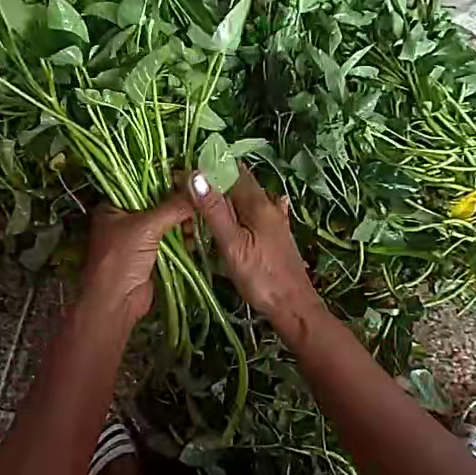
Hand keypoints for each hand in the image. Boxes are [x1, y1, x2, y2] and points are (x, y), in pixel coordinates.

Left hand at [74, 191, 194, 328]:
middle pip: (158, 202)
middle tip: (203, 196)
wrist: (115, 304)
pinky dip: (185, 236)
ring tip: (203, 216)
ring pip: (168, 221)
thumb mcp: (146, 227)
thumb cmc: (121, 259)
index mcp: (114, 205)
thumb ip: (173, 207)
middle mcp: (126, 218)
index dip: (166, 179)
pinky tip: (199, 233)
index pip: (143, 183)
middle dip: (180, 201)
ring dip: (185, 220)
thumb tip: (200, 188)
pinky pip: (173, 238)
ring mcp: (140, 237)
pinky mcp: (153, 253)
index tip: (192, 175)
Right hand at [187, 165, 325, 329]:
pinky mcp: (277, 235)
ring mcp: (276, 220)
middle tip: (186, 187)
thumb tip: (195, 174)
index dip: (208, 169)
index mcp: (257, 203)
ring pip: (248, 198)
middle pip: (240, 183)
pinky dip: (243, 209)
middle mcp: (269, 205)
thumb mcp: (232, 244)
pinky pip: (257, 212)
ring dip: (228, 195)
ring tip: (205, 199)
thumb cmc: (260, 277)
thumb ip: (214, 210)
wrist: (293, 305)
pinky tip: (246, 210)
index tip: (182, 173)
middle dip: (216, 180)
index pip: (231, 172)